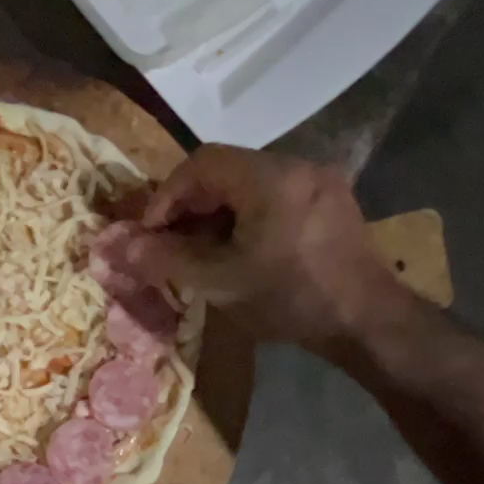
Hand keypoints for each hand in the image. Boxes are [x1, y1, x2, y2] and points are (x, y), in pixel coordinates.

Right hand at [121, 145, 413, 351]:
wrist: (365, 320)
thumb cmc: (288, 299)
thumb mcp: (218, 283)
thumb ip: (166, 260)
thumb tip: (119, 246)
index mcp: (269, 177)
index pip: (200, 163)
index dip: (166, 196)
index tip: (150, 235)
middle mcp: (296, 166)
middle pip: (226, 171)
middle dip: (189, 207)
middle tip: (169, 247)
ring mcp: (319, 184)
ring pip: (249, 186)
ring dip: (215, 215)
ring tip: (199, 255)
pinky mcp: (330, 205)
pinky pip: (273, 199)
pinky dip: (244, 219)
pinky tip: (237, 255)